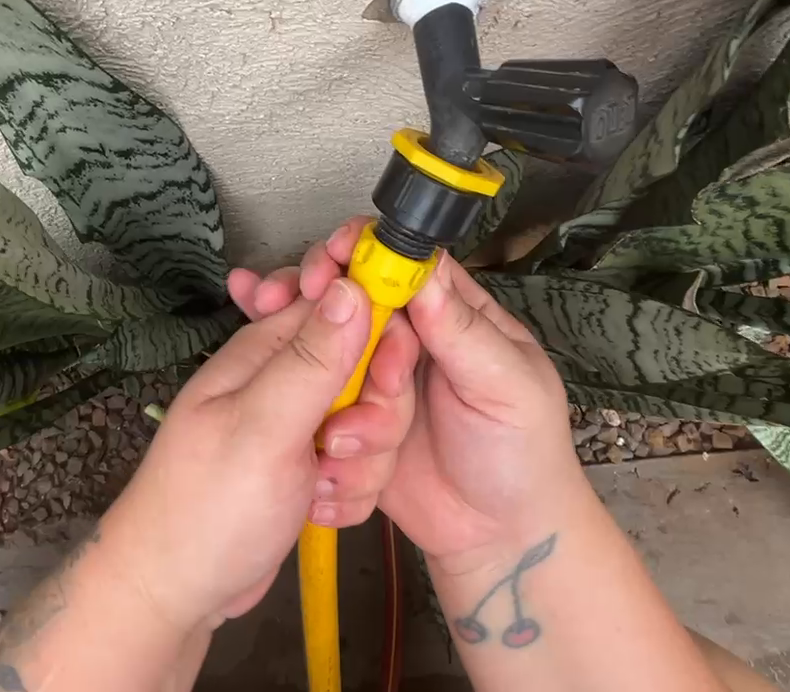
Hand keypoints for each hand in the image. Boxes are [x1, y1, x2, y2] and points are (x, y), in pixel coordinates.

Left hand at [94, 270, 386, 633]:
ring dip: (363, 460)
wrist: (180, 592)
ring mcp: (302, 419)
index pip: (345, 303)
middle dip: (373, 413)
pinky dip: (352, 486)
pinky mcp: (312, 460)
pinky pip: (361, 457)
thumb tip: (351, 286)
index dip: (378, 331)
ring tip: (321, 487)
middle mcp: (288, 373)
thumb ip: (311, 359)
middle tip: (339, 448)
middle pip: (369, 364)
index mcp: (269, 346)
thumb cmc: (211, 505)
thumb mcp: (263, 427)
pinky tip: (320, 508)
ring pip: (373, 416)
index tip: (386, 378)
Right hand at [294, 219, 589, 577]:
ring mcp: (372, 376)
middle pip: (349, 295)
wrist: (498, 541)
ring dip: (303, 345)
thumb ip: (463, 332)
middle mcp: (406, 336)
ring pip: (325, 342)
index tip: (332, 255)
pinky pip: (316, 393)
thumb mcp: (507, 386)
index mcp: (449, 313)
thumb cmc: (522, 454)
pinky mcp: (350, 416)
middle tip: (288, 296)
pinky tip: (267, 364)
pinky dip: (293, 385)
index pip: (401, 262)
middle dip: (317, 293)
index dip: (362, 249)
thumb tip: (423, 272)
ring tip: (281, 340)